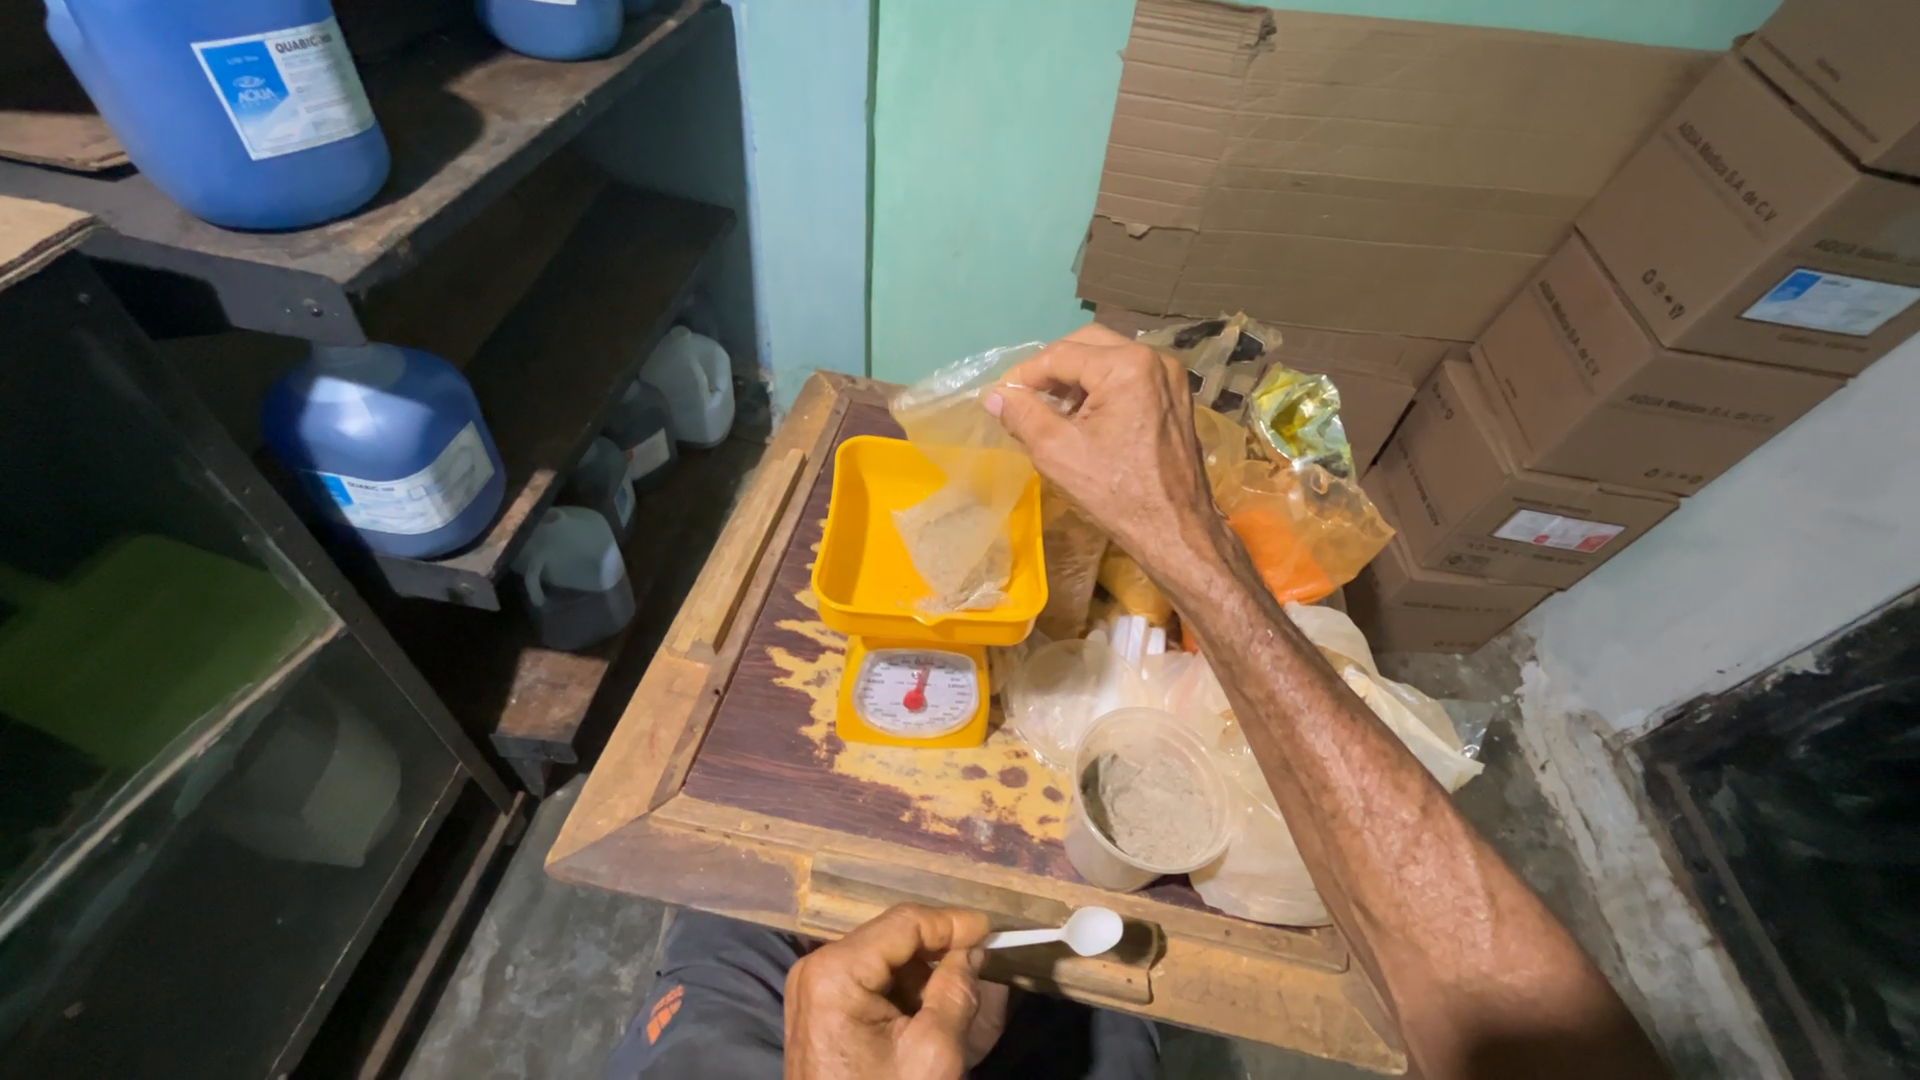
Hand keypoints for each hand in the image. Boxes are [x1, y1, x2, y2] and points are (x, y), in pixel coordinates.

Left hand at [785, 904, 1008, 1079]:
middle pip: (892, 936)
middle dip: (938, 949)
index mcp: (836, 971)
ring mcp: (813, 986)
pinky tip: (925, 1012)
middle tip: (980, 961)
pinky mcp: (818, 1006)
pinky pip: (869, 978)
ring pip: (884, 956)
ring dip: (922, 972)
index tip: (991, 929)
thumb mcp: (933, 1054)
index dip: (951, 922)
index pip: (904, 923)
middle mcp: (817, 966)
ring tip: (953, 997)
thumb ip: (957, 990)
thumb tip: (972, 949)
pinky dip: (902, 989)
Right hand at [987, 323, 1222, 577]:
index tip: (1002, 396)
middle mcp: (1154, 359)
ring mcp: (1170, 377)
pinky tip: (1083, 418)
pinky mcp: (1175, 398)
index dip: (1025, 373)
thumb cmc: (1115, 492)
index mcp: (1126, 366)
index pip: (1061, 354)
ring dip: (1076, 378)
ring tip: (1051, 411)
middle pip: (1088, 344)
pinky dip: (1101, 388)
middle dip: (1052, 368)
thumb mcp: (1056, 451)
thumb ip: (1022, 414)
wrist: (1173, 529)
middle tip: (1026, 397)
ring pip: (1109, 358)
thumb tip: (995, 395)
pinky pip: (1129, 376)